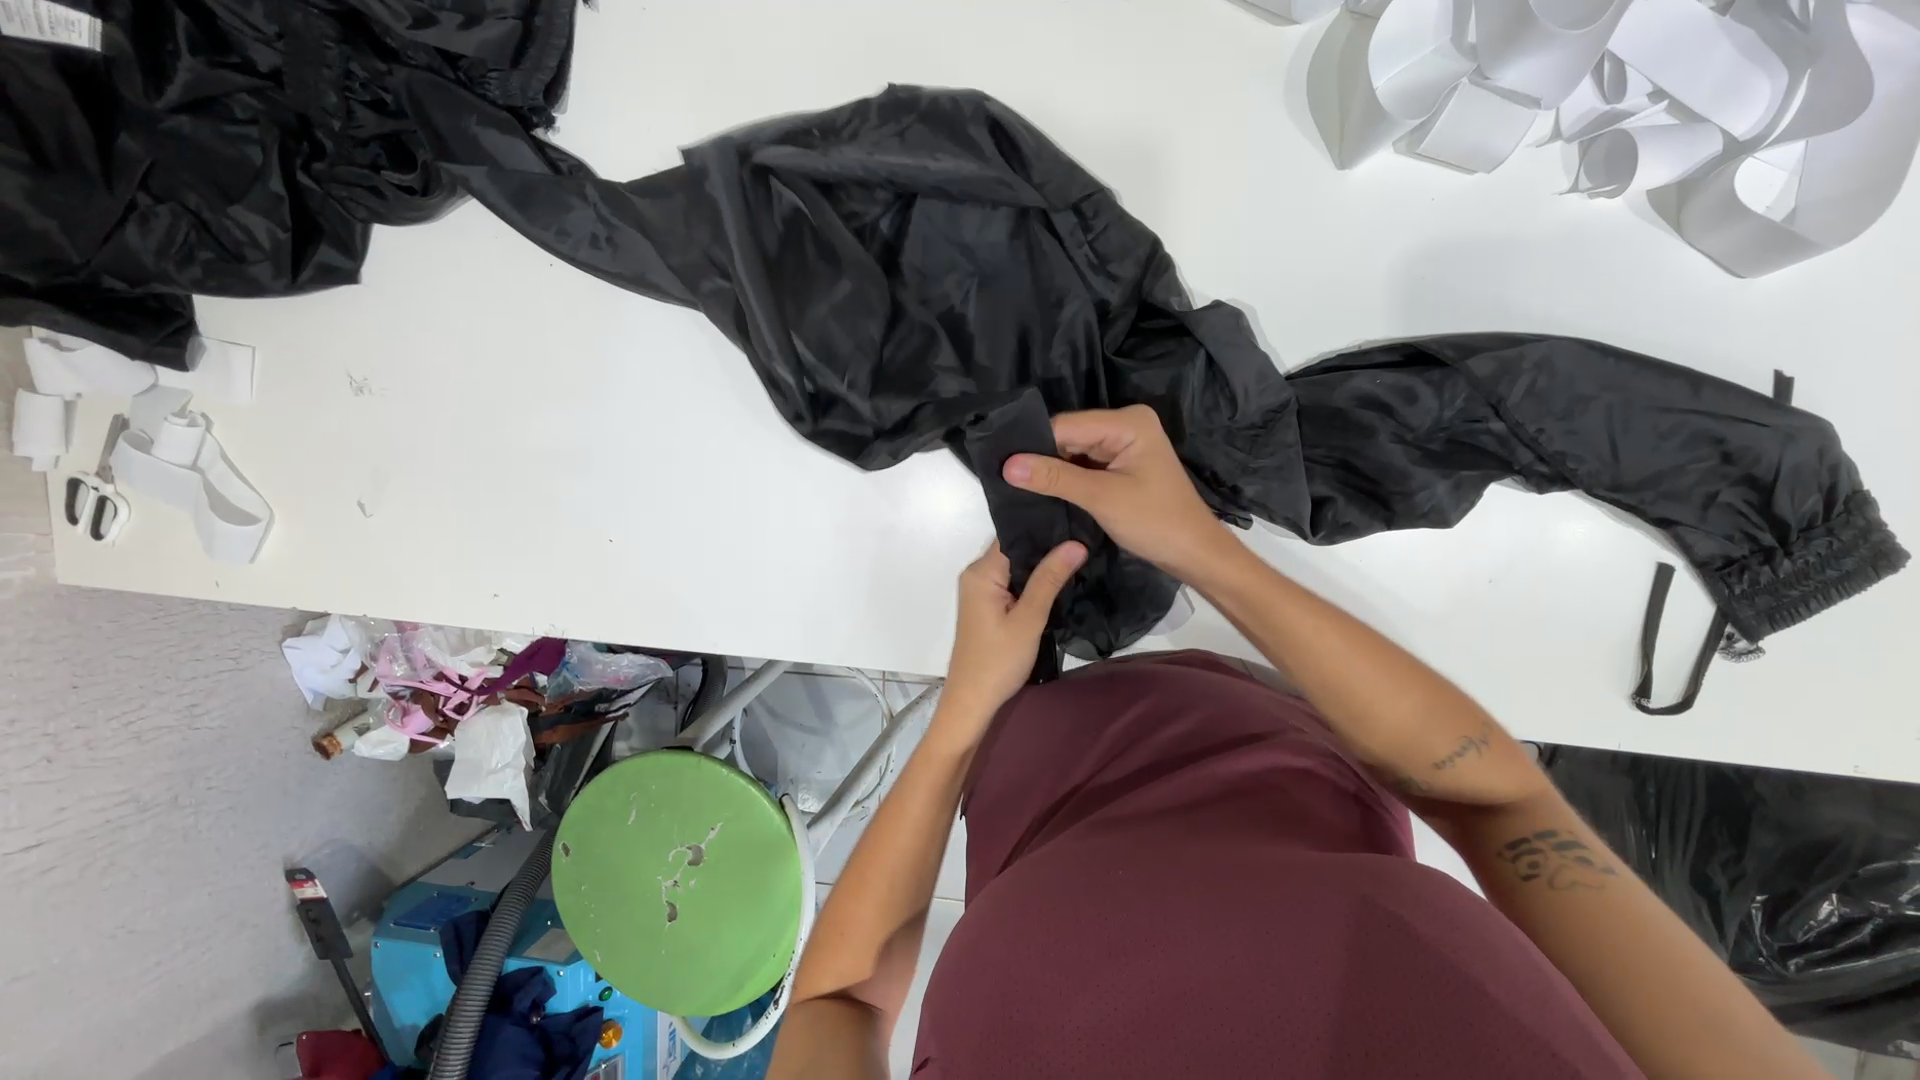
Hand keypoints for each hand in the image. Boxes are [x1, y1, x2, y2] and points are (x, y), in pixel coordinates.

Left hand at [939, 540, 1086, 734]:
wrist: (973, 700)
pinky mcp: (988, 604)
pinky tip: (1060, 578)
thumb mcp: (1029, 619)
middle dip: (1047, 544)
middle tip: (1086, 537)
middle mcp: (977, 574)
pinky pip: (1013, 581)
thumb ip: (1050, 579)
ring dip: (1042, 564)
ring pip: (1017, 565)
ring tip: (1080, 553)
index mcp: (981, 572)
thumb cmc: (999, 661)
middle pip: (1016, 547)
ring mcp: (981, 589)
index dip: (1045, 528)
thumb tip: (1077, 543)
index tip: (1078, 520)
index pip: (1015, 535)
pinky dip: (1034, 580)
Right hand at [1004, 405, 1232, 580]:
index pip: (1066, 425)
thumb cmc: (1155, 522)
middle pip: (1068, 436)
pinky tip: (1042, 491)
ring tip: (1016, 485)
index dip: (1034, 444)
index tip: (1000, 465)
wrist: (1194, 552)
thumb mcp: (1101, 498)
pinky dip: (1066, 478)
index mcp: (1127, 422)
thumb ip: (1054, 478)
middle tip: (1003, 478)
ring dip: (1051, 469)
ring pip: (1072, 451)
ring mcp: (1124, 445)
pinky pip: (1083, 464)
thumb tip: (1008, 465)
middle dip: (1041, 457)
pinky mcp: (1120, 464)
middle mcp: (1125, 424)